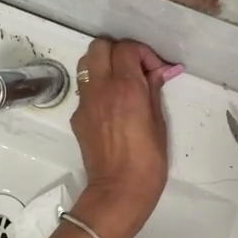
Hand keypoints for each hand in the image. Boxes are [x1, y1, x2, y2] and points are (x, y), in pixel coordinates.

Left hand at [67, 39, 183, 237]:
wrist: (118, 191)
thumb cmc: (148, 162)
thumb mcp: (159, 123)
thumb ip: (154, 90)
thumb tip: (158, 72)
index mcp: (126, 88)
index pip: (126, 48)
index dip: (142, 53)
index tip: (154, 70)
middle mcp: (101, 88)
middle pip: (100, 46)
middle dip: (118, 51)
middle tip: (134, 69)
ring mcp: (85, 101)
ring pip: (87, 62)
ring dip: (104, 64)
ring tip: (121, 82)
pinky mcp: (77, 115)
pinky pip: (85, 88)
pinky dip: (98, 86)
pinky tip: (112, 105)